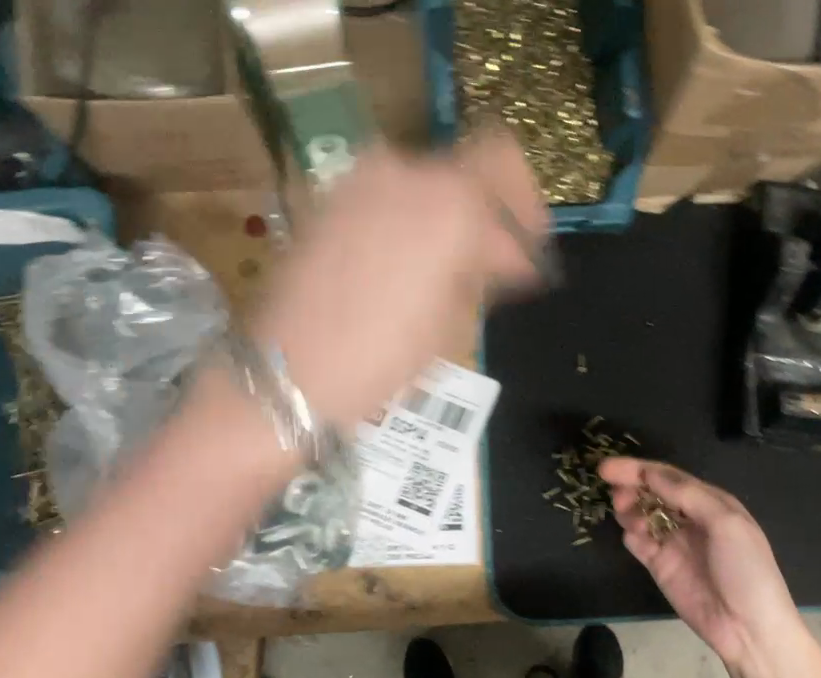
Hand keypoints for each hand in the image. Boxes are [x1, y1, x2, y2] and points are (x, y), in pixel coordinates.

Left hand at [255, 131, 547, 428]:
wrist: (290, 371)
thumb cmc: (384, 358)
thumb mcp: (453, 323)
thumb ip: (485, 270)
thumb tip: (508, 256)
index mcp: (447, 202)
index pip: (504, 163)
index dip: (525, 202)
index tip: (530, 244)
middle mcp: (402, 174)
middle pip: (462, 173)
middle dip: (483, 216)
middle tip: (490, 267)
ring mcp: (358, 183)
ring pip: (423, 185)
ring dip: (444, 220)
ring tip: (447, 274)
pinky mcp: (328, 203)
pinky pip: (388, 199)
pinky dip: (408, 224)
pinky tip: (409, 271)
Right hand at [599, 458, 802, 665]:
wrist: (748, 626)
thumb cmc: (745, 569)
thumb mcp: (726, 523)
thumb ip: (687, 495)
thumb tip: (651, 473)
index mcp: (712, 503)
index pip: (670, 478)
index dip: (640, 469)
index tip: (608, 467)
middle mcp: (691, 519)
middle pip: (653, 494)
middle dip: (631, 487)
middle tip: (611, 490)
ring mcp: (674, 544)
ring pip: (643, 517)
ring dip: (630, 510)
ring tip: (622, 512)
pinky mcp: (661, 568)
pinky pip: (640, 544)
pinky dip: (632, 536)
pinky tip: (633, 537)